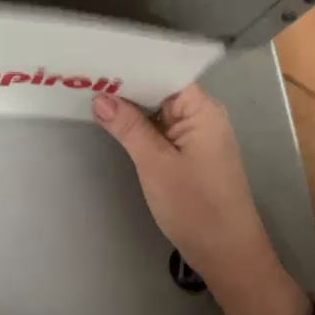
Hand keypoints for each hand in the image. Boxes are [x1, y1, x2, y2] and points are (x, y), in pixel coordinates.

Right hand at [92, 83, 307, 314]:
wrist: (230, 258)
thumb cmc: (196, 208)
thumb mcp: (155, 164)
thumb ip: (127, 127)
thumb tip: (99, 97)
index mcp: (202, 108)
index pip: (164, 71)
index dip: (132, 63)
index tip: (97, 56)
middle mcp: (203, 115)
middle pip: (160, 87)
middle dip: (125, 83)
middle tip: (84, 73)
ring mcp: (198, 135)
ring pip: (158, 109)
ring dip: (130, 105)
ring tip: (90, 89)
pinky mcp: (192, 153)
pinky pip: (162, 127)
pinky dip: (139, 124)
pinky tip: (113, 120)